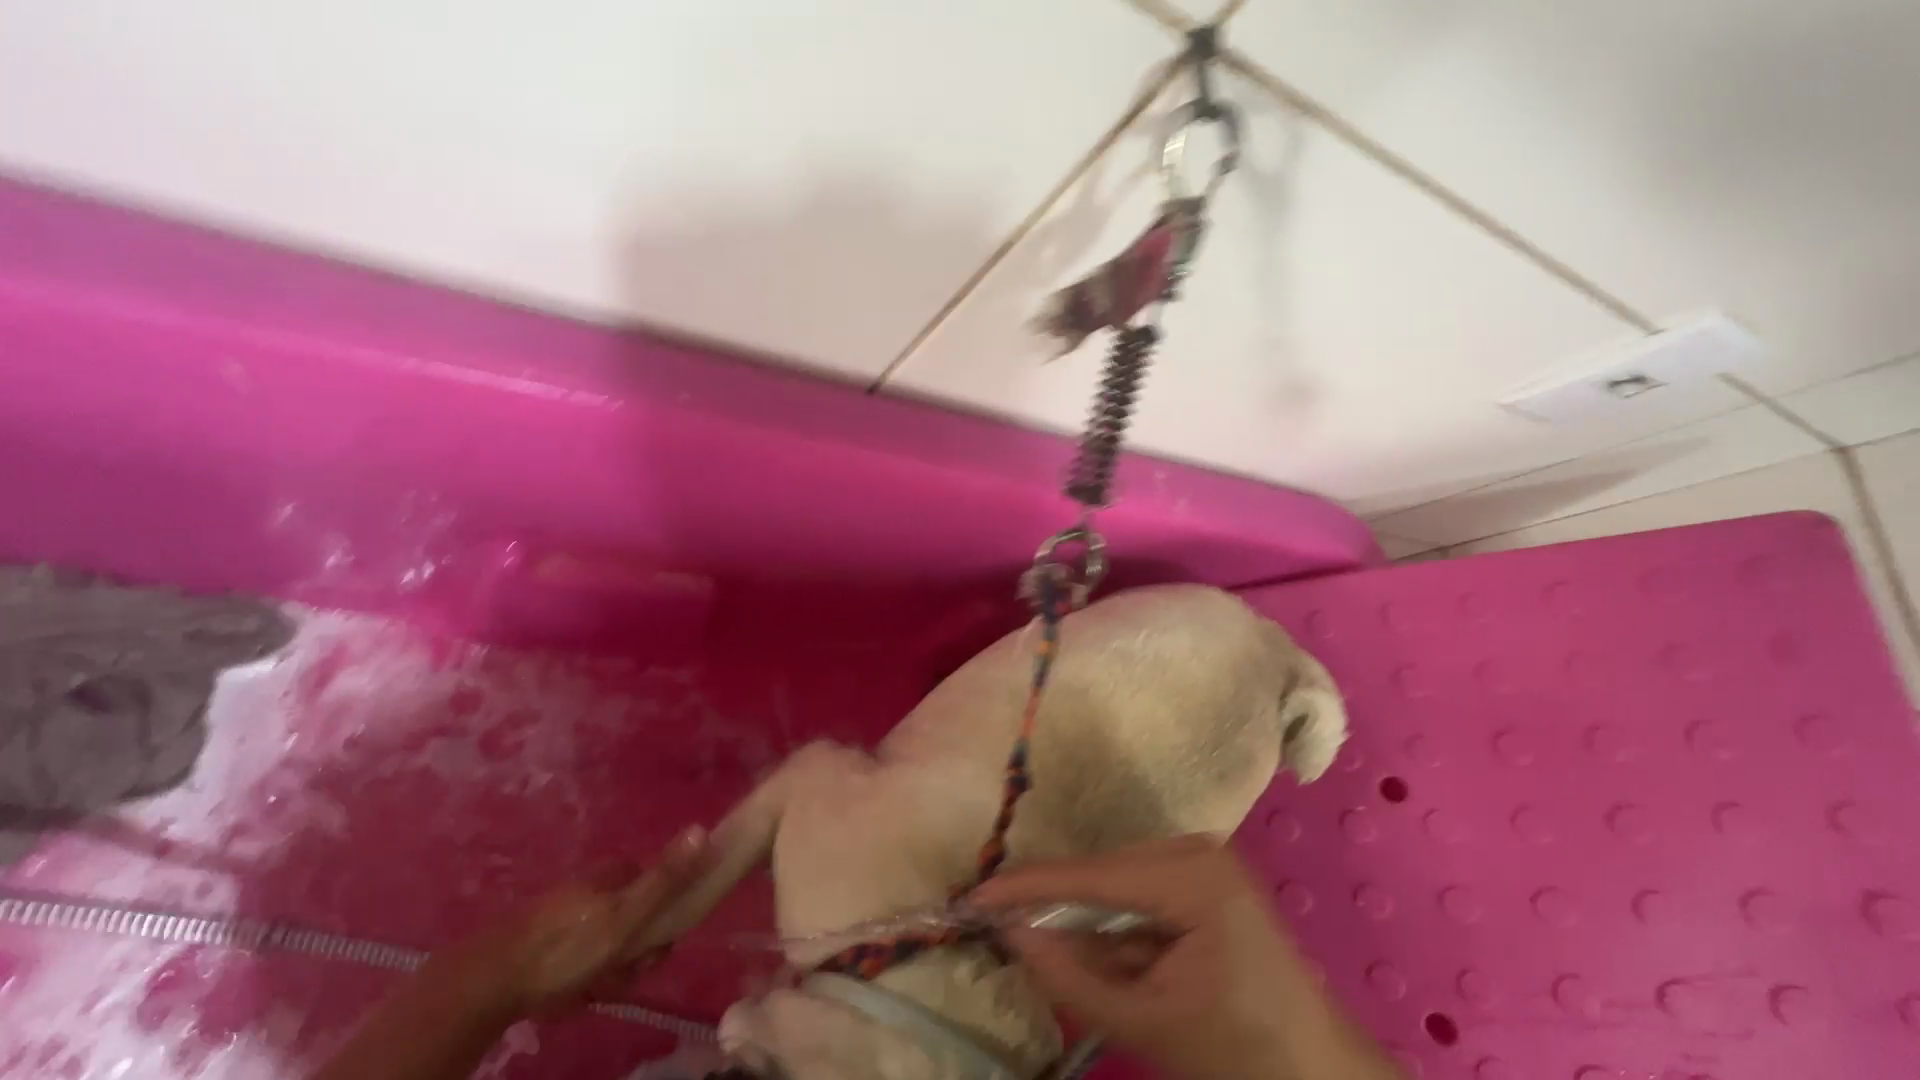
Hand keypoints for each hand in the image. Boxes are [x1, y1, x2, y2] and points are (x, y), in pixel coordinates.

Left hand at [428, 826, 713, 1016]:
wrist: (489, 982)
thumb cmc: (566, 947)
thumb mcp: (626, 915)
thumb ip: (667, 879)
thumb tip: (703, 827)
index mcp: (617, 872)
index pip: (664, 895)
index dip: (664, 927)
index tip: (650, 951)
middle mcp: (598, 885)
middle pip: (640, 925)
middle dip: (633, 957)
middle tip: (615, 974)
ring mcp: (572, 913)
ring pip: (614, 948)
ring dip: (609, 974)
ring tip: (588, 988)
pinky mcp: (551, 940)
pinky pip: (586, 961)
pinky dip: (583, 980)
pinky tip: (568, 993)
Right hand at [970, 836, 1401, 1079]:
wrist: (1320, 1073)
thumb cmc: (1242, 1053)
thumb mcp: (1147, 1023)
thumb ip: (1072, 977)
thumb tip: (1010, 933)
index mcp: (1190, 877)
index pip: (1089, 876)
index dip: (1025, 888)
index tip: (971, 899)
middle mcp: (1194, 850)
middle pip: (1100, 875)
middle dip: (1054, 907)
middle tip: (1001, 933)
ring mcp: (1202, 861)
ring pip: (1114, 885)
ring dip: (1085, 923)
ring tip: (1059, 955)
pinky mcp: (1202, 880)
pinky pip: (1138, 896)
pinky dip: (1114, 929)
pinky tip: (1111, 962)